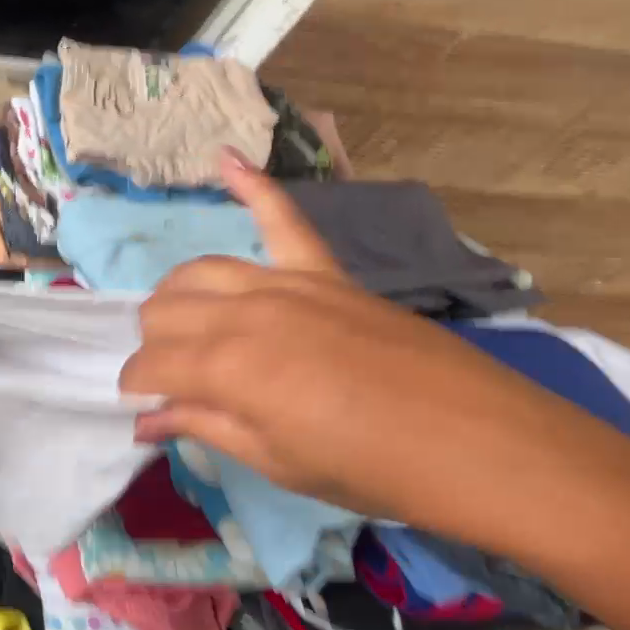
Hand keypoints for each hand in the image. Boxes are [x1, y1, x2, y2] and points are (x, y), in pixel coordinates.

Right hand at [120, 152, 580, 525]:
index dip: (139, 388)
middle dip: (155, 347)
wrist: (490, 451)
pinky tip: (224, 158)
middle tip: (177, 382)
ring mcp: (284, 284)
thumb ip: (202, 427)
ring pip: (197, 272)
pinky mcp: (324, 272)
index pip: (149, 364)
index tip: (146, 408)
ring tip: (187, 325)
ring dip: (176, 297)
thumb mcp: (278, 463)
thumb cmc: (376, 471)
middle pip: (162, 313)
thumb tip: (142, 422)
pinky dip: (254, 186)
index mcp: (226, 366)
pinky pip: (282, 218)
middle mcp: (241, 312)